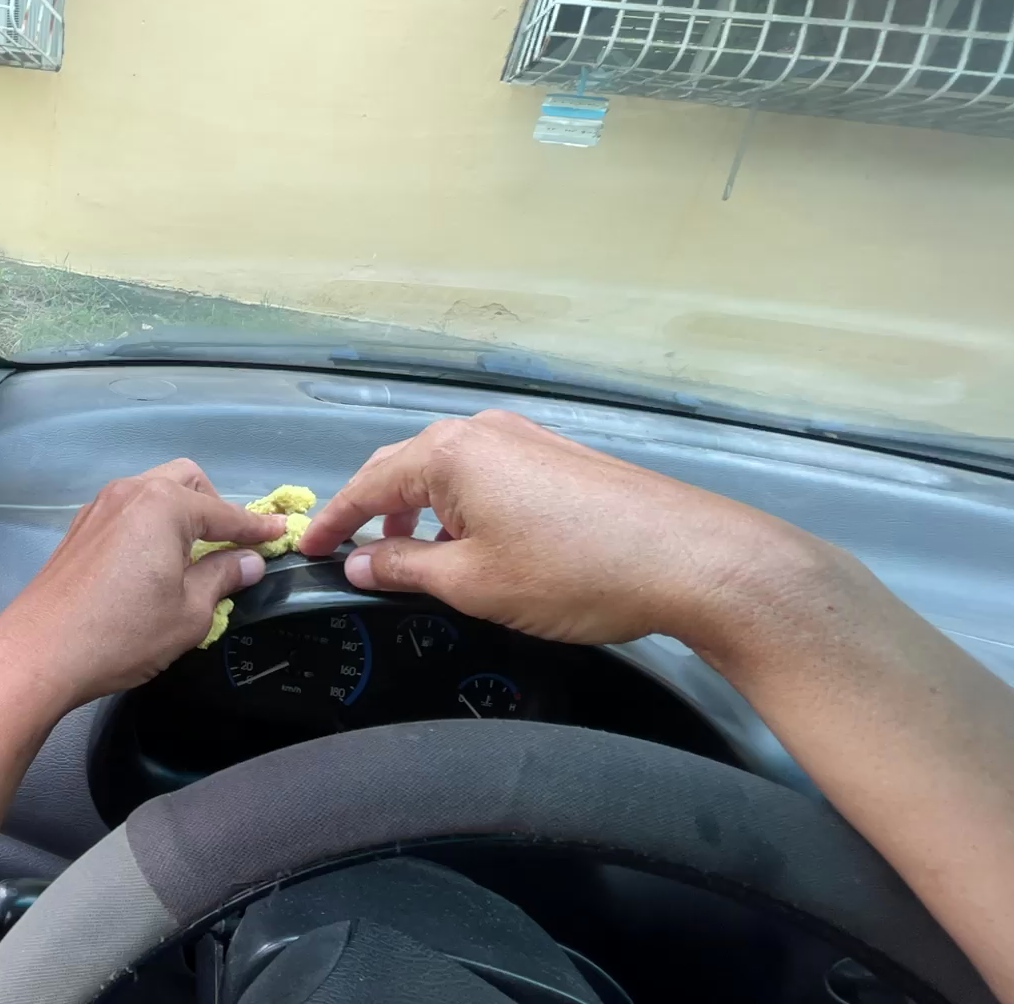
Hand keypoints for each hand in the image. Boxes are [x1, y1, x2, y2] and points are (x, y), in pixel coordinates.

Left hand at [0, 459, 285, 716]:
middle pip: (187, 481)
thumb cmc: (123, 633)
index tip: (282, 533)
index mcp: (164, 505)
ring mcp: (99, 507)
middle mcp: (130, 492)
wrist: (39, 651)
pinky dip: (151, 523)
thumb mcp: (190, 613)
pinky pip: (128, 510)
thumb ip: (223, 578)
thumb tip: (250, 561)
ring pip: (153, 492)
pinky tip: (151, 562)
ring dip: (181, 513)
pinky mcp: (80, 528)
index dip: (257, 527)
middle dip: (215, 506)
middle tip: (228, 546)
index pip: (225, 512)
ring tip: (190, 557)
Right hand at [298, 410, 836, 646]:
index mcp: (447, 455)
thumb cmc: (571, 572)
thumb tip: (358, 563)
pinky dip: (460, 504)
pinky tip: (474, 540)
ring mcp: (522, 437)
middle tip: (357, 552)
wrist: (704, 562)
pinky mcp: (556, 452)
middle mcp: (478, 432)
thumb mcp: (472, 582)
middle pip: (402, 469)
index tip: (309, 550)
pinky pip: (483, 472)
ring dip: (419, 511)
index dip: (334, 521)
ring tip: (418, 556)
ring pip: (444, 471)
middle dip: (374, 512)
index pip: (367, 486)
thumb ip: (403, 568)